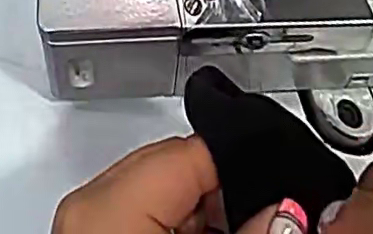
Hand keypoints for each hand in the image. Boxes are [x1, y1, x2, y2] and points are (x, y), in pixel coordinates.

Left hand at [53, 136, 296, 233]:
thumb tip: (287, 211)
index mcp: (107, 202)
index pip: (196, 148)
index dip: (248, 163)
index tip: (284, 188)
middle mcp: (88, 203)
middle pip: (181, 166)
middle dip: (231, 190)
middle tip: (271, 217)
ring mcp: (85, 220)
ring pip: (166, 191)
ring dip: (207, 212)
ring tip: (246, 227)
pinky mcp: (88, 233)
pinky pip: (145, 213)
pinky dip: (181, 225)